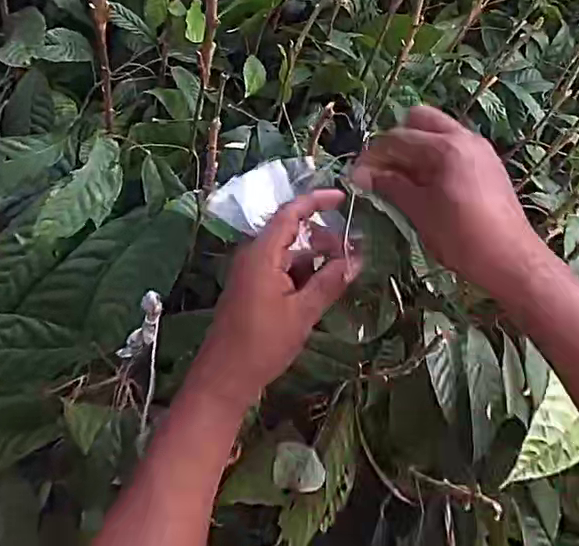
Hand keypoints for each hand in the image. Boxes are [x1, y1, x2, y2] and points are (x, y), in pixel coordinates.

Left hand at [194, 190, 360, 405]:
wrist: (222, 381)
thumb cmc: (261, 345)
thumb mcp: (302, 313)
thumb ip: (329, 282)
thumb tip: (356, 259)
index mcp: (262, 253)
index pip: (291, 212)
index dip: (317, 201)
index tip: (343, 198)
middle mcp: (254, 255)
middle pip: (292, 232)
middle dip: (323, 238)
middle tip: (352, 251)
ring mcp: (250, 271)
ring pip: (288, 253)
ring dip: (314, 259)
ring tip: (340, 274)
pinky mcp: (251, 287)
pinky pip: (280, 268)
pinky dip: (301, 273)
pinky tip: (319, 291)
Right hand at [352, 106, 560, 307]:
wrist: (512, 259)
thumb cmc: (462, 238)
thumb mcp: (420, 212)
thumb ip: (391, 185)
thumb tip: (361, 174)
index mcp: (445, 146)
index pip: (398, 138)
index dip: (374, 156)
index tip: (358, 174)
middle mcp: (464, 137)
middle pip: (420, 119)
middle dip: (398, 140)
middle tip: (384, 169)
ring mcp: (480, 147)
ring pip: (439, 130)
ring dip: (417, 147)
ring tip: (405, 179)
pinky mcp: (488, 162)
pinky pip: (454, 145)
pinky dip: (437, 155)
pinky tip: (430, 184)